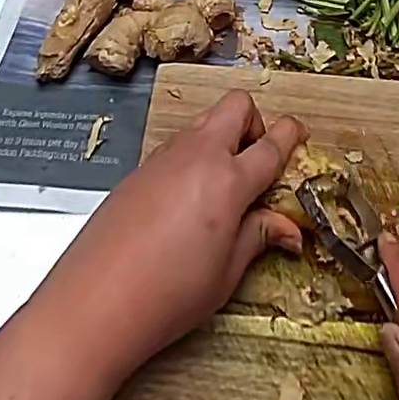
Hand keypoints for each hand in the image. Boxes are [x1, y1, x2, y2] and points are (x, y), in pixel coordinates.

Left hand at [0, 90, 306, 399]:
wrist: (99, 293)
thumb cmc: (171, 291)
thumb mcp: (226, 272)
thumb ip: (259, 236)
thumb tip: (291, 229)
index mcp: (228, 179)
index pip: (270, 144)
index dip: (290, 134)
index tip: (299, 133)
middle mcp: (198, 153)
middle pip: (236, 106)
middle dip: (255, 122)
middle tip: (257, 162)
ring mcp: (166, 154)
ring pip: (205, 121)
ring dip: (223, 137)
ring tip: (224, 187)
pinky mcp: (143, 164)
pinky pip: (179, 143)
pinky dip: (195, 154)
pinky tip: (190, 198)